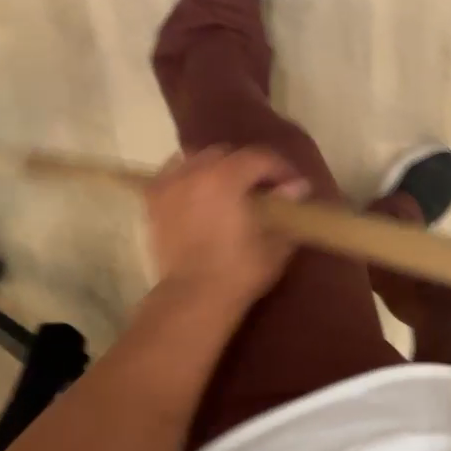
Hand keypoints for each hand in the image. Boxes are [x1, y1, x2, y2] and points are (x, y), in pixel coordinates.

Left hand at [144, 146, 307, 310]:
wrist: (193, 296)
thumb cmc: (239, 272)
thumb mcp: (275, 243)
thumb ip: (285, 209)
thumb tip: (297, 187)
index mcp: (226, 179)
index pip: (259, 158)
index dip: (282, 168)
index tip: (295, 185)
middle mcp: (195, 172)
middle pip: (227, 154)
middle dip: (249, 166)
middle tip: (265, 189)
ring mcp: (169, 184)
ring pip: (196, 158)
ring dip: (217, 167)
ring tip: (230, 188)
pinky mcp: (153, 201)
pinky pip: (172, 174)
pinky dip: (189, 176)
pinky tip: (199, 192)